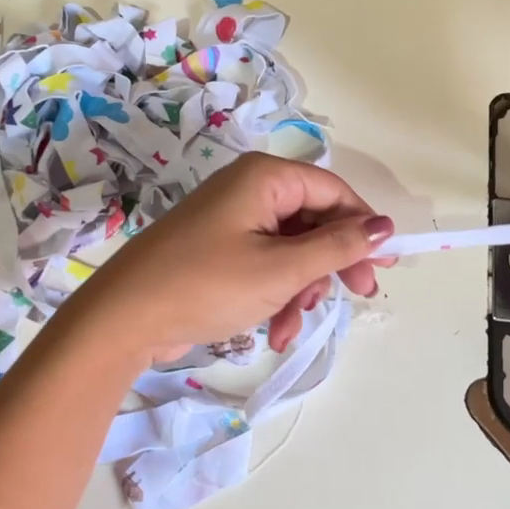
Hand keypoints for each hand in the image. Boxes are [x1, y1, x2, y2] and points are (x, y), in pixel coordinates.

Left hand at [69, 153, 393, 361]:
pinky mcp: (220, 249)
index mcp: (266, 178)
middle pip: (315, 219)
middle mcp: (250, 189)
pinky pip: (266, 262)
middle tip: (360, 294)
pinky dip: (277, 292)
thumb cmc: (207, 285)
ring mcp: (233, 219)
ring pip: (292, 247)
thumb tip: (384, 226)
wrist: (123, 319)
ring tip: (295, 322)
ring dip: (303, 286)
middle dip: (333, 262)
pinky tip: (275, 330)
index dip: (363, 226)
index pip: (334, 191)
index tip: (385, 265)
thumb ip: (337, 246)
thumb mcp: (281, 269)